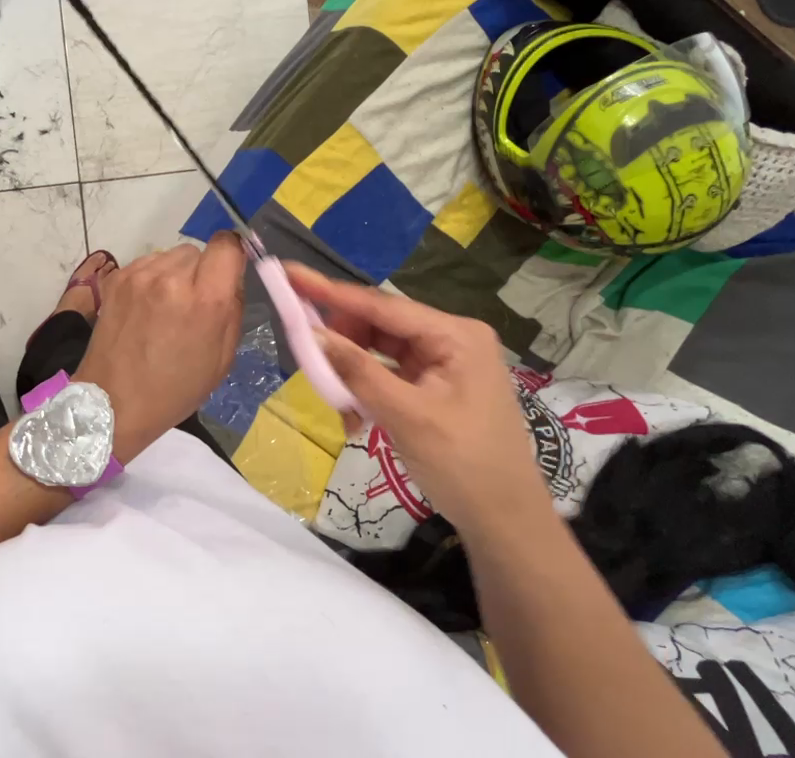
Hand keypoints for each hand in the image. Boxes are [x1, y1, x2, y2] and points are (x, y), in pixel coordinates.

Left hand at [73, 233, 245, 462]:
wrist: (113, 401)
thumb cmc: (176, 389)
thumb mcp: (223, 358)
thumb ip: (232, 309)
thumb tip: (232, 277)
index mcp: (205, 299)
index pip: (227, 244)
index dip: (231, 255)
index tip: (227, 273)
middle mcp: (171, 277)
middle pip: (198, 251)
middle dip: (201, 272)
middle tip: (192, 304)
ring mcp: (139, 275)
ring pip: (170, 256)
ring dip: (175, 274)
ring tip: (165, 309)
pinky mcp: (115, 278)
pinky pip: (146, 265)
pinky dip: (151, 279)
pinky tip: (145, 309)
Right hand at [286, 264, 551, 540]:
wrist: (504, 519)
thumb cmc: (464, 464)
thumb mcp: (406, 416)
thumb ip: (357, 371)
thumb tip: (312, 334)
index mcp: (455, 335)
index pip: (381, 305)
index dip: (331, 291)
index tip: (290, 275)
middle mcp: (449, 338)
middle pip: (376, 324)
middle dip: (340, 341)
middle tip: (307, 358)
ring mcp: (441, 362)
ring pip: (375, 349)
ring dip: (349, 372)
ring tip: (338, 404)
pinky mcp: (432, 384)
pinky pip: (384, 372)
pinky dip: (363, 388)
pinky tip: (355, 416)